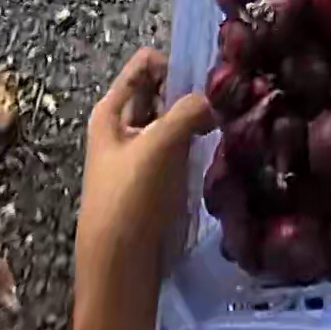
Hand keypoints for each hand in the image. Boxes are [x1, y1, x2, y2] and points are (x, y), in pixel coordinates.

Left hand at [74, 49, 214, 329]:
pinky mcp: (156, 169)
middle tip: (217, 99)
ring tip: (218, 121)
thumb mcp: (157, 146)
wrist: (119, 267)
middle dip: (187, 90)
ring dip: (194, 114)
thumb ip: (187, 112)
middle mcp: (124, 122)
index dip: (172, 65)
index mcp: (111, 109)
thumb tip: (214, 99)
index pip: (145, 63)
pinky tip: (212, 142)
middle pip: (161, 87)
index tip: (199, 83)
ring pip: (173, 113)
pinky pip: (179, 138)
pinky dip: (195, 136)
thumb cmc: (129, 199)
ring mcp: (141, 146)